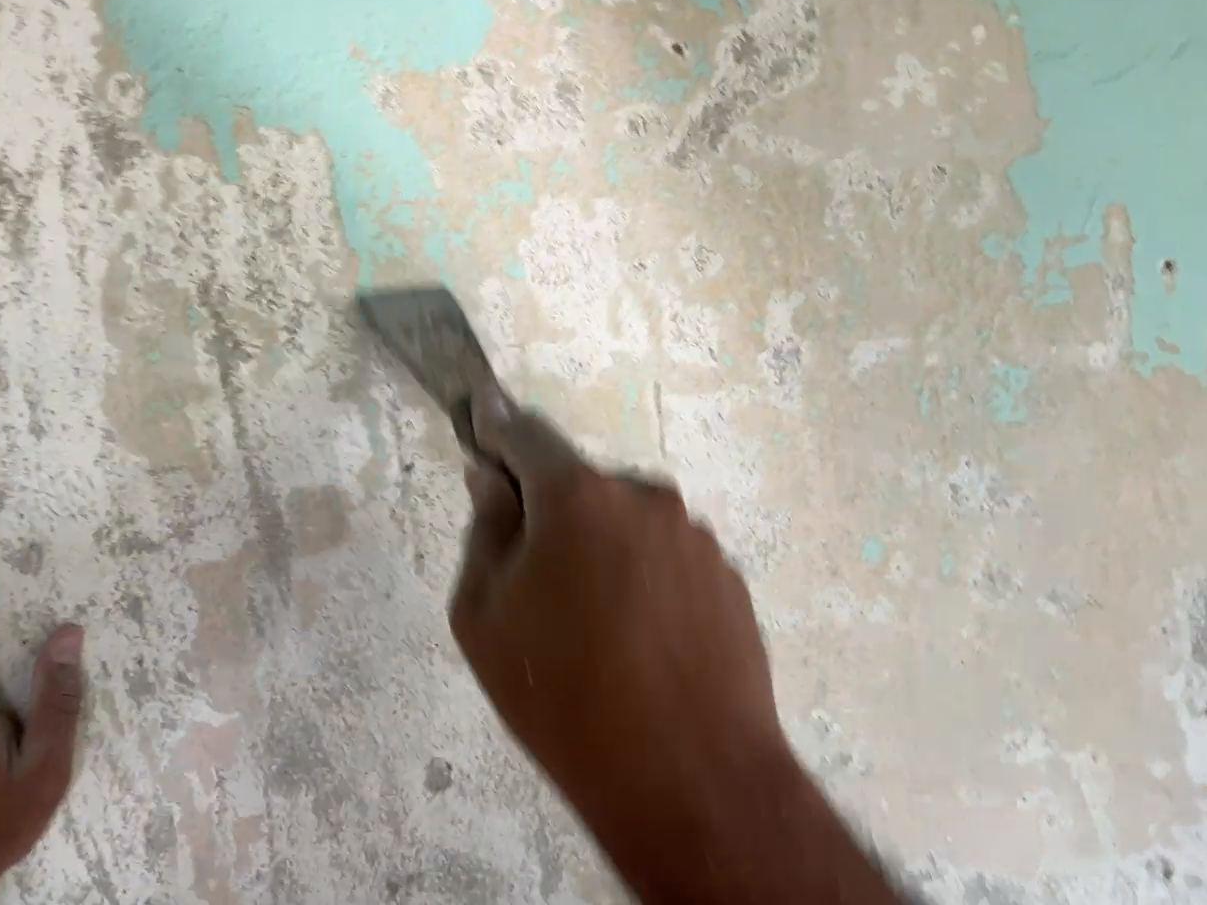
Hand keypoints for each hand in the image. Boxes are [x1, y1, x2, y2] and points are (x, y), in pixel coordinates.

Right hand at [451, 385, 784, 844]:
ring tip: (592, 624)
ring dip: (598, 546)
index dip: (496, 430)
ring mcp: (694, 537)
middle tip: (534, 580)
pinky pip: (663, 557)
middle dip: (549, 510)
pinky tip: (637, 640)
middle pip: (578, 484)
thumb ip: (484, 532)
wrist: (689, 781)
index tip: (478, 426)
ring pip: (623, 522)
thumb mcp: (483, 617)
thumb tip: (492, 481)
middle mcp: (643, 498)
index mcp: (577, 496)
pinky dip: (639, 576)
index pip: (525, 434)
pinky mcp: (728, 577)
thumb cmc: (563, 695)